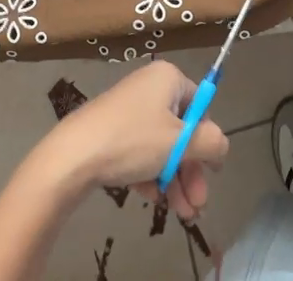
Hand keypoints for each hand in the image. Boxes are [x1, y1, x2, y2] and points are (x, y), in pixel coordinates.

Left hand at [34, 61, 228, 220]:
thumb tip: (221, 146)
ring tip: (180, 212)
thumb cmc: (132, 140)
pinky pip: (139, 151)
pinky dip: (149, 173)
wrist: (71, 157)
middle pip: (180, 131)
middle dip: (190, 171)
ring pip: (160, 146)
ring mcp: (127, 110)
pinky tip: (151, 197)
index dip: (207, 141)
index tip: (212, 172)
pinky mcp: (109, 131)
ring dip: (174, 179)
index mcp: (168, 79)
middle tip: (197, 204)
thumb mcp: (180, 142)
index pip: (201, 107)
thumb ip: (211, 143)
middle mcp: (149, 88)